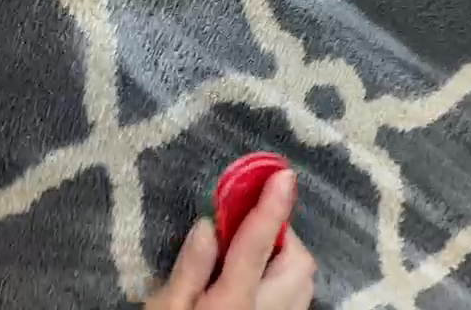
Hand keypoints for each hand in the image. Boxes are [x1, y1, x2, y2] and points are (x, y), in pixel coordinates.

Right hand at [145, 171, 314, 309]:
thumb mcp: (164, 309)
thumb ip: (190, 266)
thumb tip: (210, 224)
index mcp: (232, 301)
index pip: (258, 242)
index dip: (272, 205)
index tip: (283, 174)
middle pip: (299, 263)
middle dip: (284, 233)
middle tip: (249, 225)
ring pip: (305, 284)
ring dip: (286, 257)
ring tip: (251, 253)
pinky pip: (296, 303)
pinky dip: (284, 282)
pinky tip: (255, 283)